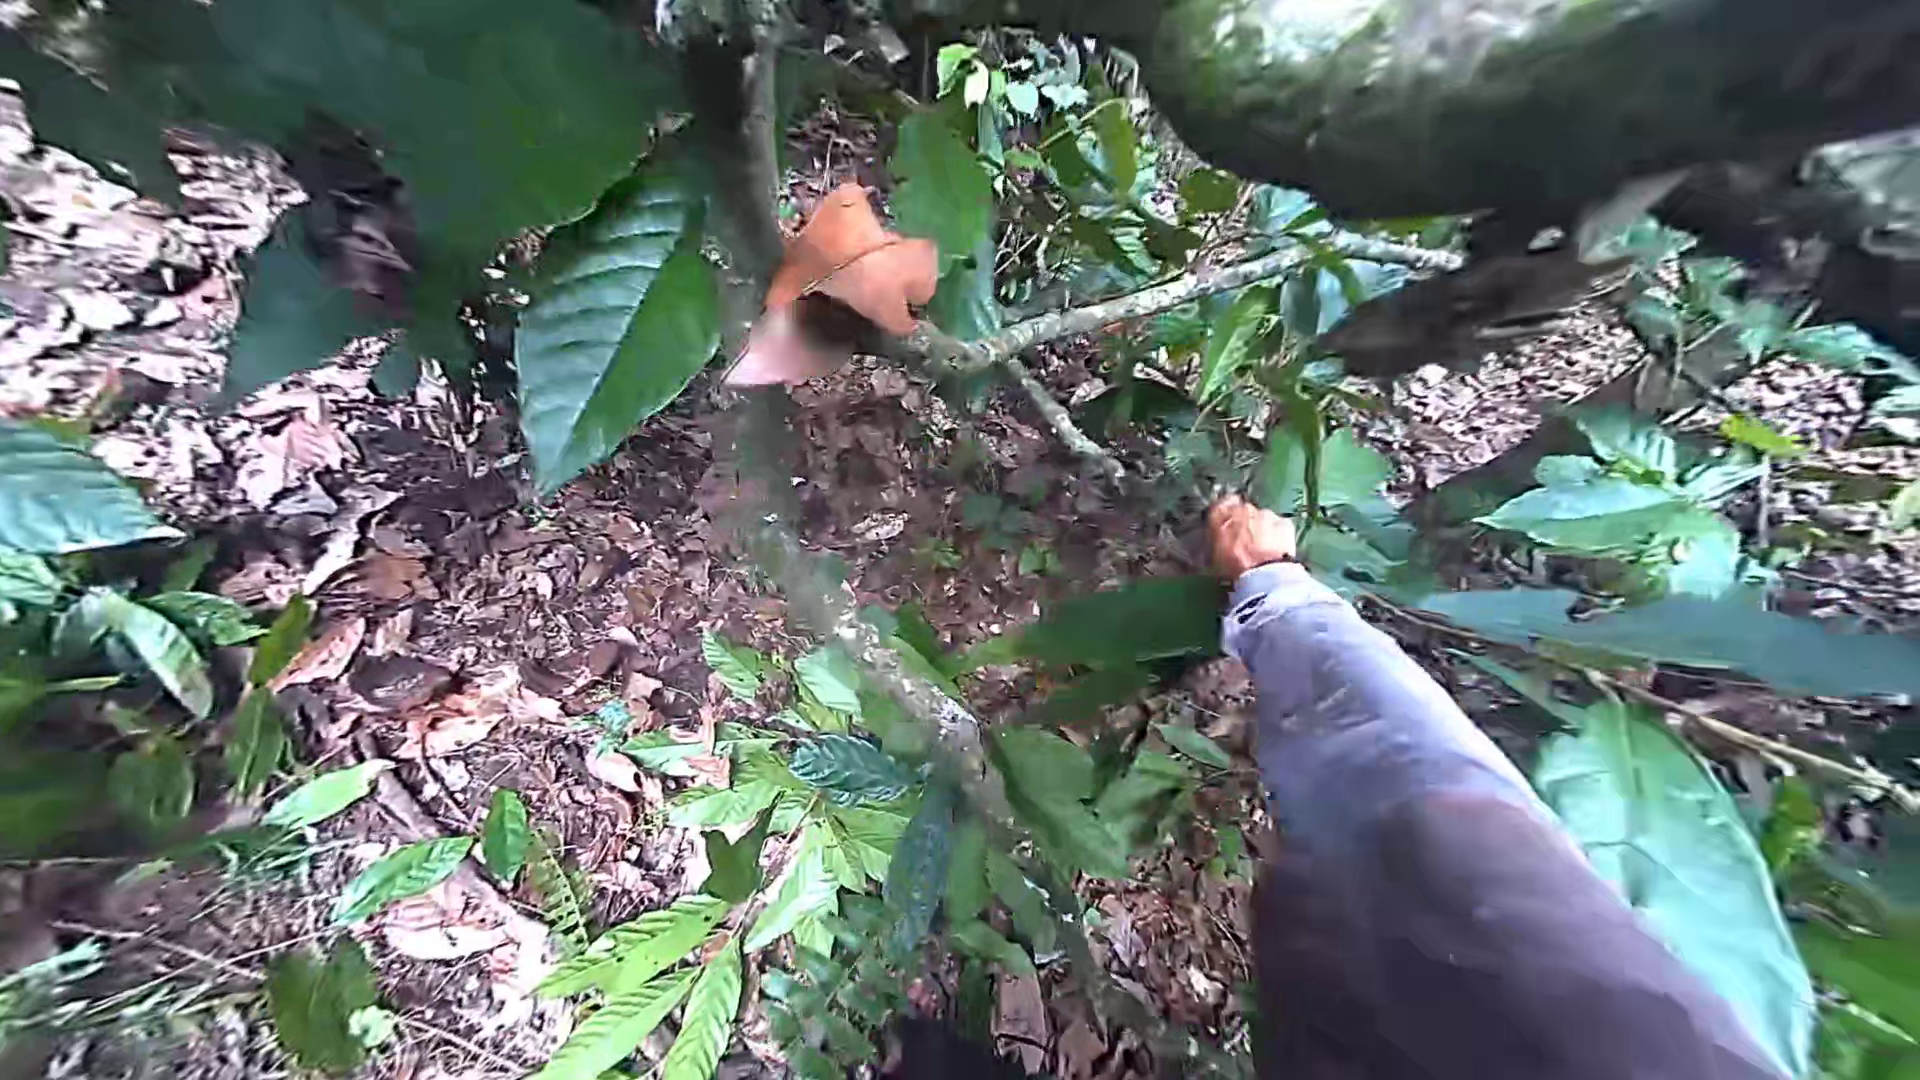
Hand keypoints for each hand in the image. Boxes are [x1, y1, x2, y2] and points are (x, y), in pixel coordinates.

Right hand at [1207, 495, 1296, 578]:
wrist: (1263, 574)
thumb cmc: (1231, 565)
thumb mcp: (1210, 557)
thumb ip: (1210, 542)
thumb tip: (1206, 542)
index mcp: (1219, 513)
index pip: (1217, 507)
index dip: (1220, 518)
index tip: (1221, 528)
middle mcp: (1242, 507)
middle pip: (1240, 510)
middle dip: (1240, 521)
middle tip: (1241, 540)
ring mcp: (1265, 513)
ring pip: (1260, 517)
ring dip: (1258, 527)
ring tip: (1259, 547)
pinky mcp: (1284, 522)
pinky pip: (1277, 526)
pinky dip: (1276, 534)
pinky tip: (1274, 548)